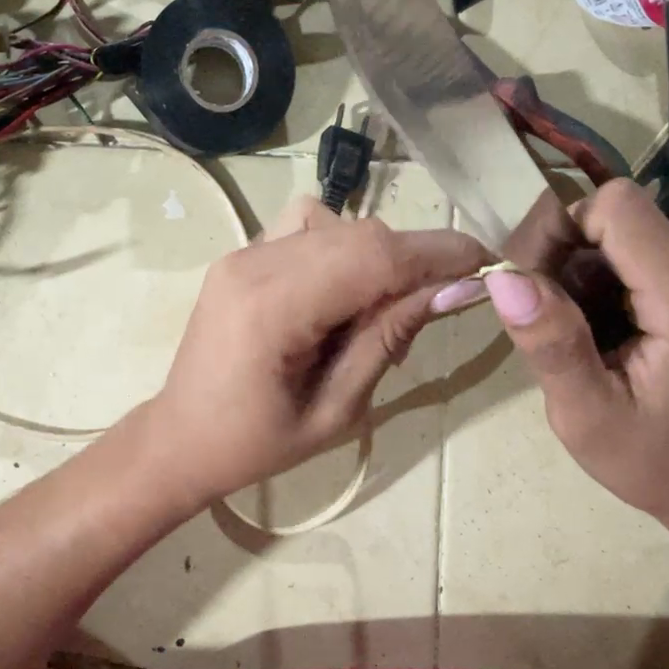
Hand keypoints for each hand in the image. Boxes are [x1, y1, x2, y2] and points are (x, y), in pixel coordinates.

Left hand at [143, 198, 486, 503]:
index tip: (486, 265)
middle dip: (412, 259)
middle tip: (434, 306)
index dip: (438, 253)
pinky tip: (337, 295)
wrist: (182, 438)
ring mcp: (241, 254)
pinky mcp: (239, 255)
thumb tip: (454, 288)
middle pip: (359, 233)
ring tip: (375, 312)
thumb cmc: (257, 444)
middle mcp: (253, 264)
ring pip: (336, 224)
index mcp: (273, 308)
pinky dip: (339, 249)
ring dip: (374, 256)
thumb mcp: (336, 409)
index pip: (374, 256)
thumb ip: (388, 339)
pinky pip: (306, 229)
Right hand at [479, 179, 668, 527]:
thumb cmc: (660, 464)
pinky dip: (601, 298)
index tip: (531, 287)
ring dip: (578, 287)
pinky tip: (601, 348)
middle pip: (612, 224)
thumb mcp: (588, 416)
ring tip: (577, 351)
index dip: (559, 231)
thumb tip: (503, 275)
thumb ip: (550, 342)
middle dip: (562, 266)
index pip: (614, 207)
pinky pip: (634, 267)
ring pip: (617, 246)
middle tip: (546, 333)